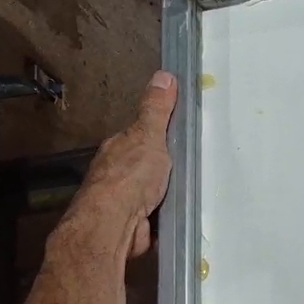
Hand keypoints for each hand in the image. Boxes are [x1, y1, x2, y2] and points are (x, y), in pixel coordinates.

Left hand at [66, 70, 176, 258]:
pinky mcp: (131, 228)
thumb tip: (164, 75)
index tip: (177, 142)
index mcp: (118, 150)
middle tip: (188, 172)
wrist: (115, 223)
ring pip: (147, 196)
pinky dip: (162, 221)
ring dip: (162, 198)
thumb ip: (156, 109)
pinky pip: (152, 221)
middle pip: (142, 169)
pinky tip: (178, 220)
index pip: (138, 140)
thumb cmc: (130, 177)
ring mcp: (121, 204)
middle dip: (160, 173)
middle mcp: (115, 176)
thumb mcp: (149, 135)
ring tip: (188, 197)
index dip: (155, 139)